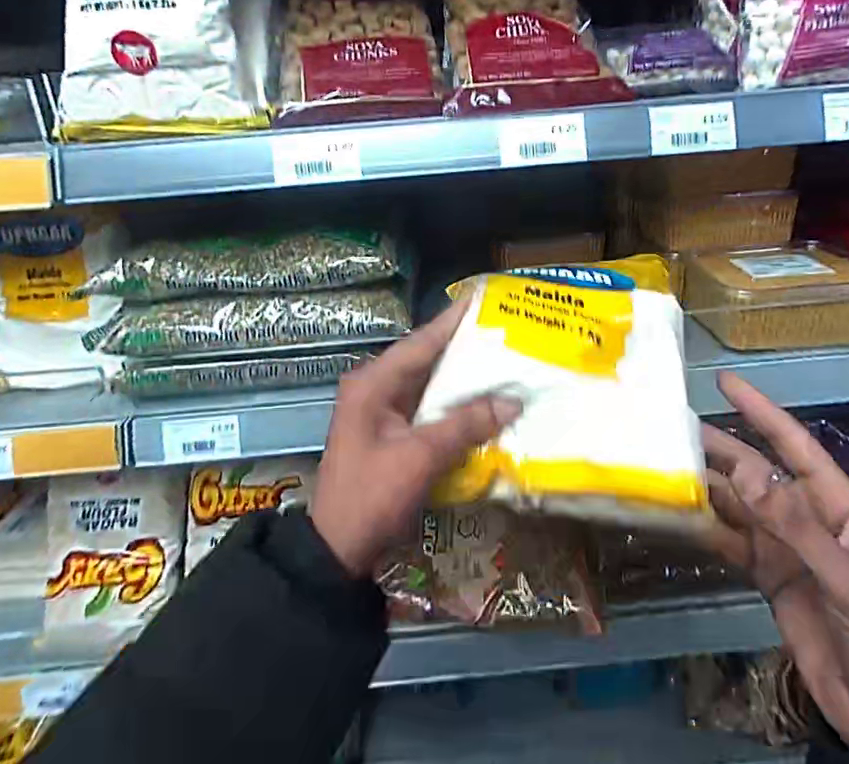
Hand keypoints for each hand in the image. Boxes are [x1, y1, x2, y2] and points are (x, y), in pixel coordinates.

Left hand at [310, 298, 519, 576]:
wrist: (337, 549)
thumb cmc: (372, 496)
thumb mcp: (420, 458)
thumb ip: (465, 425)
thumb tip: (511, 401)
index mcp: (373, 383)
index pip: (420, 343)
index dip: (452, 322)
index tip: (482, 299)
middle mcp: (375, 389)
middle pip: (426, 360)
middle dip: (464, 349)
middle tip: (505, 332)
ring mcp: (381, 412)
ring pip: (428, 386)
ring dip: (461, 380)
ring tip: (503, 362)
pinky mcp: (390, 433)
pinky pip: (427, 410)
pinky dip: (453, 407)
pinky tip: (483, 404)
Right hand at [700, 372, 848, 763]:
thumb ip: (795, 527)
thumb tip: (745, 470)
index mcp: (839, 510)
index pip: (795, 447)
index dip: (762, 412)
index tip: (725, 382)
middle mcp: (807, 519)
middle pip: (755, 472)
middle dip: (716, 448)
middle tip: (669, 427)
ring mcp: (785, 548)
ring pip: (736, 505)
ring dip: (704, 486)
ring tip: (662, 465)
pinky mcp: (767, 577)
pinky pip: (729, 542)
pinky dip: (704, 528)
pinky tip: (676, 516)